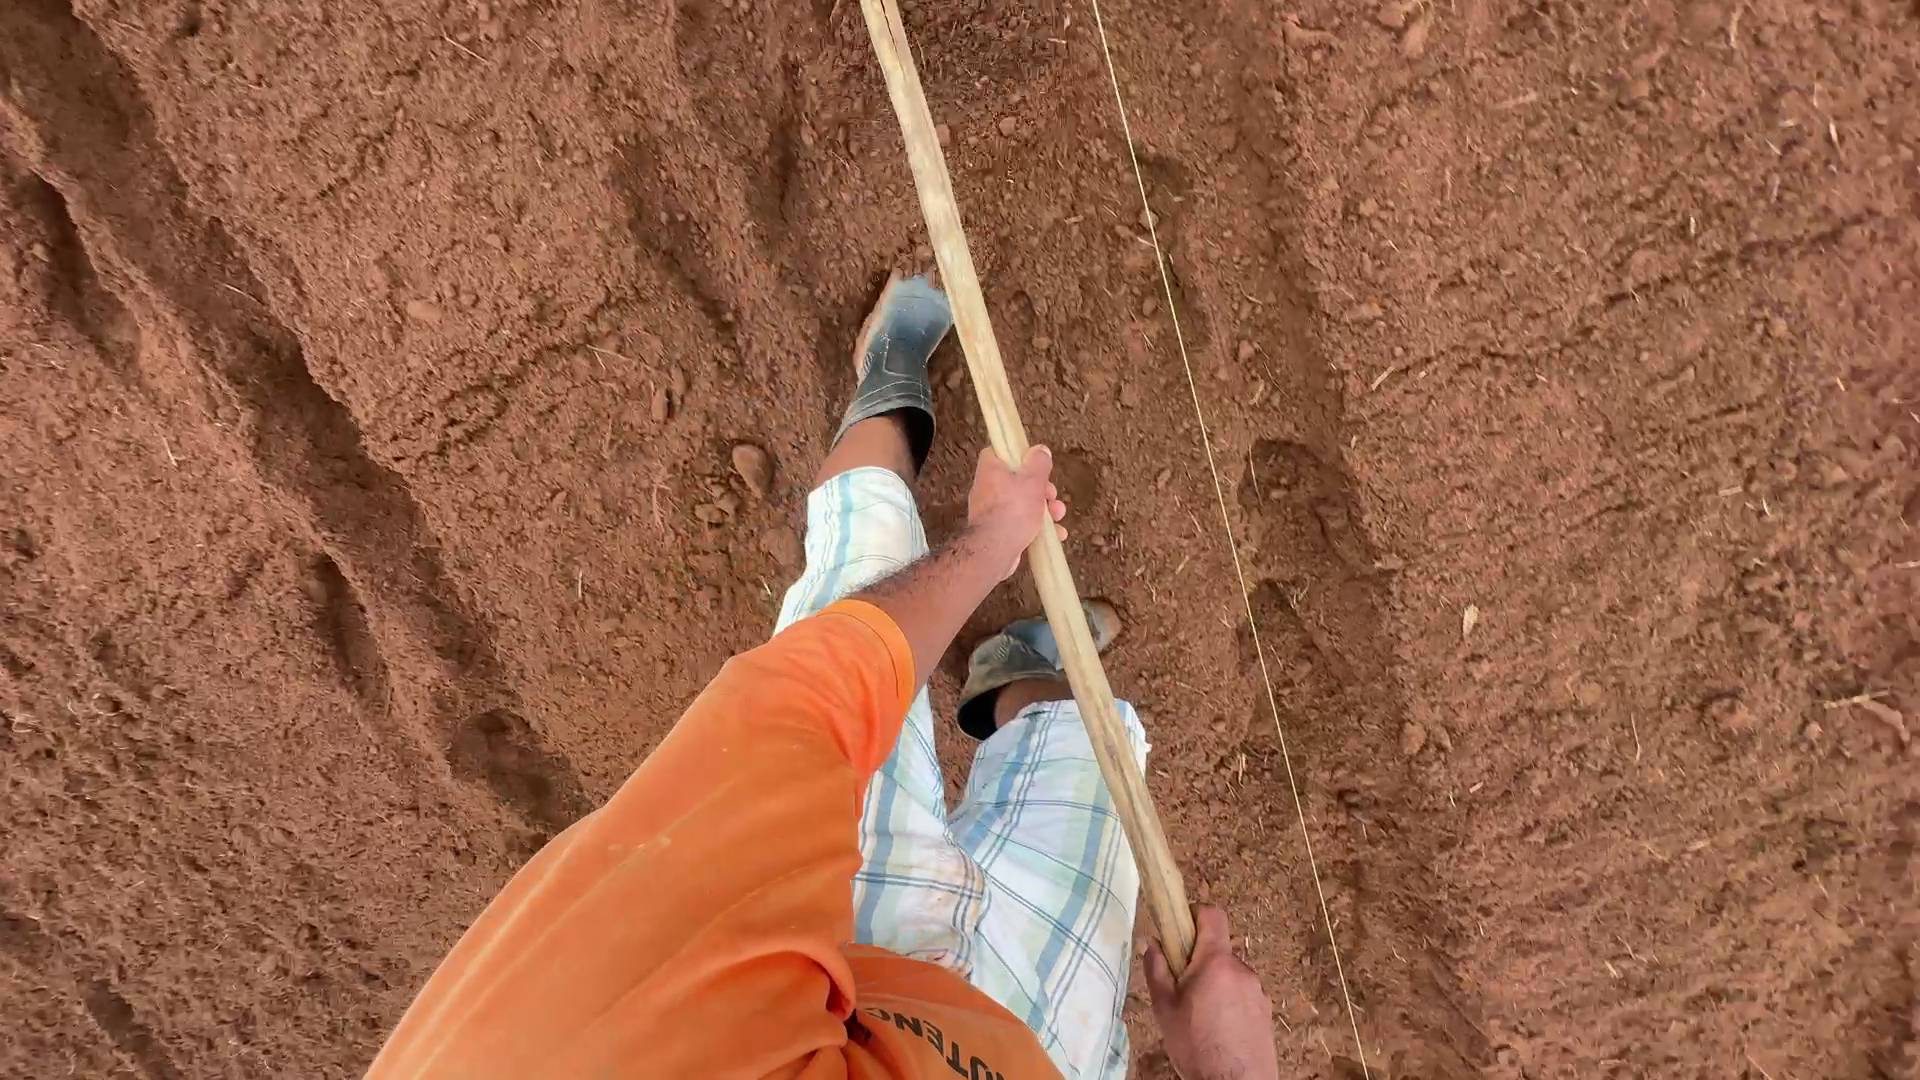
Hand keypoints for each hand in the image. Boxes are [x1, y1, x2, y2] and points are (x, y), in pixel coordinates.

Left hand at [965, 445, 1066, 579]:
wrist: (995, 550)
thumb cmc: (1013, 510)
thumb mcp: (1033, 481)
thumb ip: (1039, 463)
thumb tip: (1040, 450)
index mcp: (991, 469)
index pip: (999, 452)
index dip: (1019, 455)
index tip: (1036, 463)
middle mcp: (987, 489)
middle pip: (1017, 481)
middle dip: (1042, 489)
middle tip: (1052, 496)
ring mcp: (991, 512)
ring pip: (1022, 504)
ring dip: (1044, 510)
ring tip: (1058, 517)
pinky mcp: (997, 532)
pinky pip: (1020, 524)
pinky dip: (1037, 528)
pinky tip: (1056, 535)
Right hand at [1146, 906, 1278, 1079]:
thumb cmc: (1196, 1045)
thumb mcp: (1164, 1007)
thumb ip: (1156, 968)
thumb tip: (1151, 941)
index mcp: (1216, 961)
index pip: (1212, 914)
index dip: (1194, 914)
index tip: (1179, 931)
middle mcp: (1242, 970)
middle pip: (1218, 949)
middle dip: (1199, 960)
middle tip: (1183, 987)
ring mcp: (1258, 993)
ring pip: (1230, 974)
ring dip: (1216, 983)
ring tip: (1201, 1015)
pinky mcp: (1266, 1015)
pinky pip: (1243, 995)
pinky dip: (1230, 1002)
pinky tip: (1219, 1029)